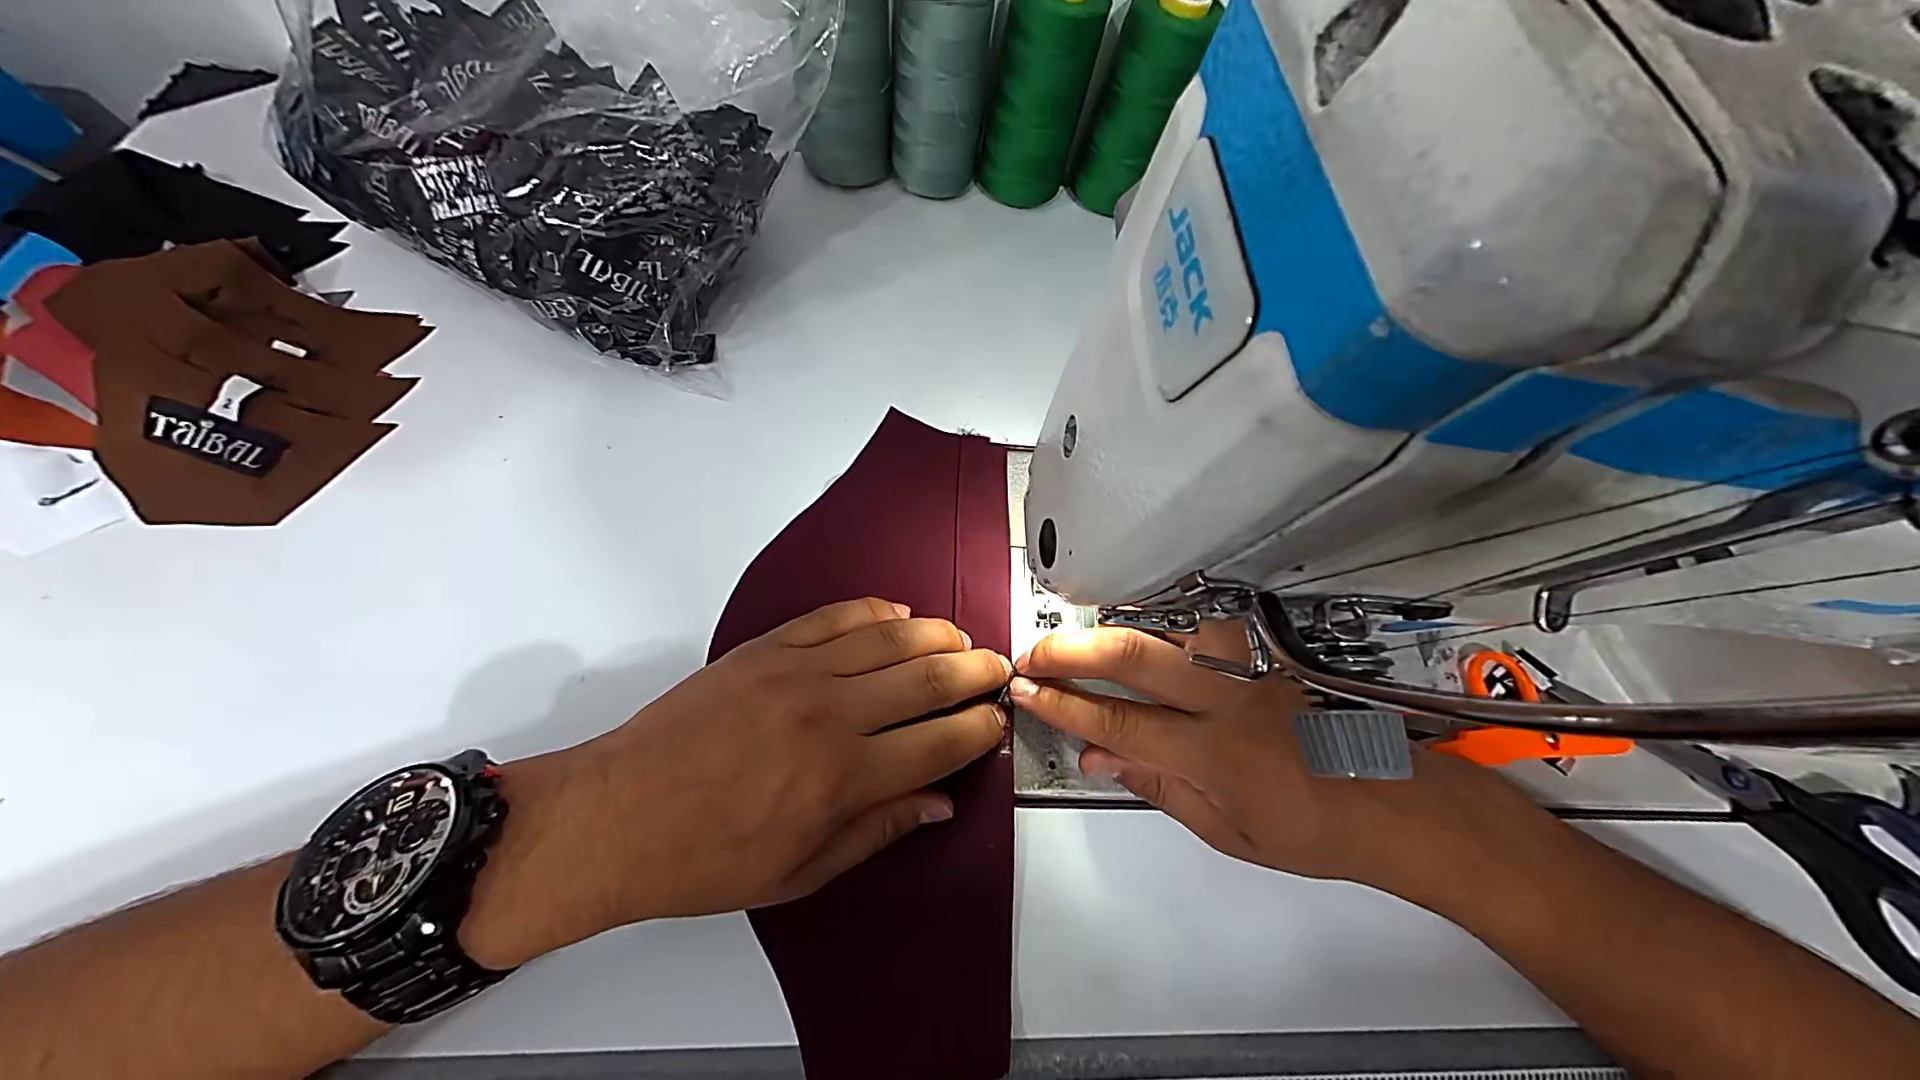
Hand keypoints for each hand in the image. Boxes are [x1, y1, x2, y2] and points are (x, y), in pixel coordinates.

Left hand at [464, 598, 1009, 966]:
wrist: (615, 815)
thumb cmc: (702, 856)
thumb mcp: (800, 872)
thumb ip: (879, 830)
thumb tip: (937, 803)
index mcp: (842, 777)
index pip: (940, 741)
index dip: (979, 729)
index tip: (995, 722)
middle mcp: (829, 714)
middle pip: (929, 678)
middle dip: (976, 671)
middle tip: (997, 670)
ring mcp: (796, 671)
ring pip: (891, 637)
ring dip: (937, 634)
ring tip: (961, 639)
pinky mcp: (765, 648)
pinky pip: (836, 616)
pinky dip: (875, 611)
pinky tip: (899, 615)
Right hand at [1009, 624, 1553, 900]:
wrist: (1399, 804)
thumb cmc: (1317, 831)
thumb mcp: (1226, 832)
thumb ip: (1157, 786)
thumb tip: (1097, 760)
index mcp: (1213, 757)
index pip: (1117, 724)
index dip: (1062, 706)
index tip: (1026, 691)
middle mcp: (1227, 705)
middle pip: (1134, 659)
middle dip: (1071, 651)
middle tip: (1034, 652)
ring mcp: (1249, 674)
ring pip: (1171, 633)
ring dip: (1118, 635)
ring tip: (1079, 645)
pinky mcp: (1264, 661)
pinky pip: (1202, 637)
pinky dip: (1163, 638)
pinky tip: (1147, 649)